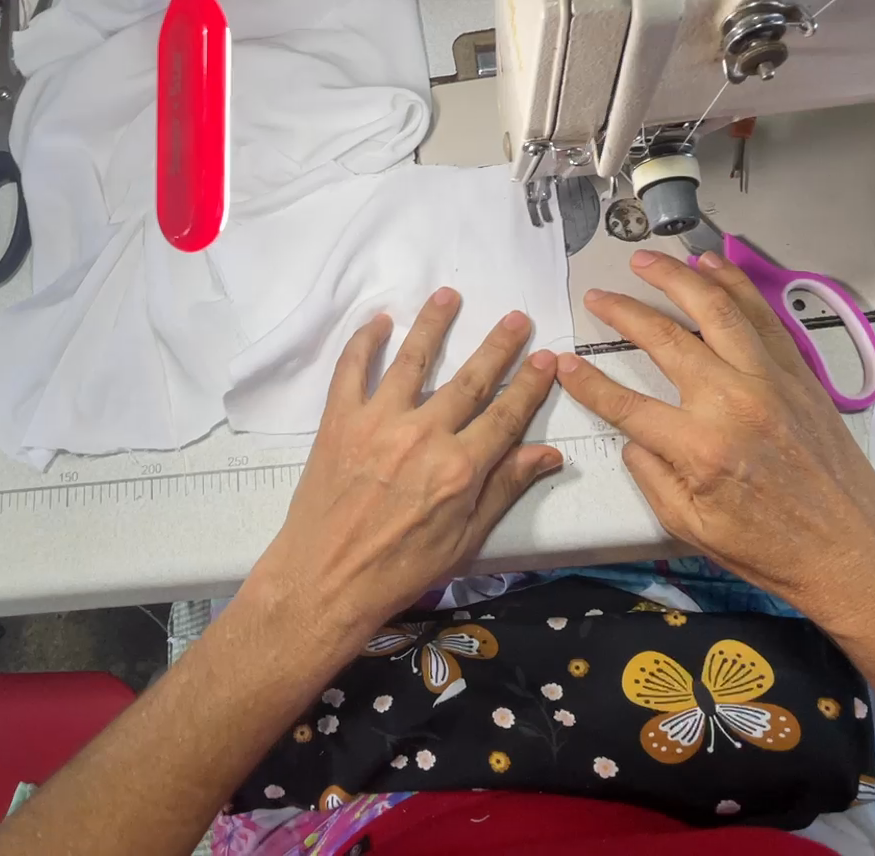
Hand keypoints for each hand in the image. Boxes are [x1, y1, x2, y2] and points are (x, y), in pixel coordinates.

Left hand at [243, 288, 562, 647]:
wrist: (326, 579)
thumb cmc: (401, 568)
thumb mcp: (466, 540)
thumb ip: (505, 489)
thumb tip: (549, 453)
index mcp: (460, 468)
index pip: (506, 415)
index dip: (530, 385)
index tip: (546, 357)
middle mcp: (423, 435)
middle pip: (470, 380)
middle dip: (497, 346)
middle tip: (515, 318)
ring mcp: (378, 422)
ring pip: (413, 360)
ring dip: (434, 324)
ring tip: (449, 295)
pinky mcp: (339, 419)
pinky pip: (352, 369)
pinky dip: (364, 341)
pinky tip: (379, 321)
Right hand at [555, 249, 874, 639]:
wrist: (856, 555)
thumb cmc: (768, 551)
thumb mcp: (690, 527)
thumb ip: (650, 475)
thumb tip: (634, 435)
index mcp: (699, 448)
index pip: (625, 404)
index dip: (587, 382)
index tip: (561, 361)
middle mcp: (733, 401)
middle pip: (666, 338)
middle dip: (624, 311)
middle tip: (597, 295)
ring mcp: (771, 380)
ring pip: (718, 310)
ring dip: (678, 278)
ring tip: (647, 259)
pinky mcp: (799, 374)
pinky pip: (762, 316)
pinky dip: (734, 284)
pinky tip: (711, 265)